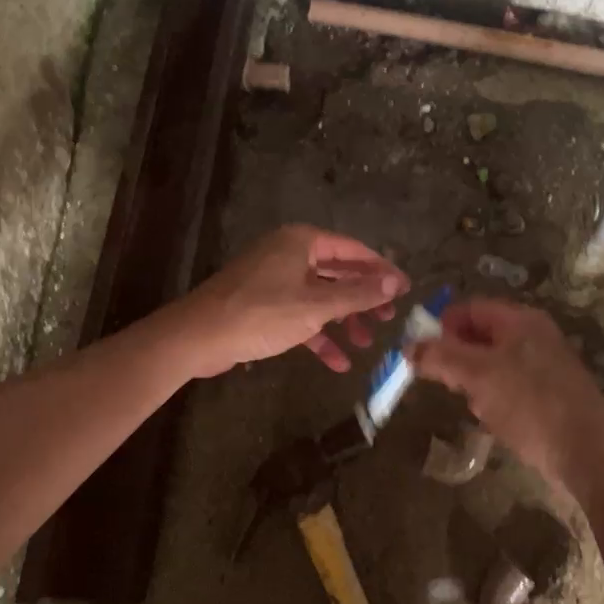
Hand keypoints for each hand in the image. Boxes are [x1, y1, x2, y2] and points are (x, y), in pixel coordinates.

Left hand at [170, 224, 408, 376]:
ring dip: (343, 319)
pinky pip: (301, 313)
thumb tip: (395, 282)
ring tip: (366, 343)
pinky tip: (337, 361)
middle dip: (364, 298)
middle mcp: (290, 253)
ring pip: (320, 296)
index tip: (406, 289)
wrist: (197, 337)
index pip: (354, 251)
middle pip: (338, 272)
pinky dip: (318, 334)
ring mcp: (275, 278)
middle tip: (389, 319)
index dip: (382, 270)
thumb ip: (357, 294)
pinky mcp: (264, 304)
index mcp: (303, 242)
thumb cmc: (261, 313)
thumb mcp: (316, 306)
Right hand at [411, 298, 603, 494]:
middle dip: (458, 358)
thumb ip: (441, 357)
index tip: (422, 354)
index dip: (442, 325)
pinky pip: (512, 386)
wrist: (587, 453)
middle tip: (446, 383)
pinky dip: (496, 399)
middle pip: (481, 335)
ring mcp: (546, 364)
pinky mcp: (552, 393)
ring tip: (476, 406)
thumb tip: (408, 347)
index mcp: (521, 320)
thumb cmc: (531, 405)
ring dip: (476, 383)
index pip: (470, 308)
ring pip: (494, 363)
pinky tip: (497, 421)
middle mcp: (535, 335)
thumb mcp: (479, 376)